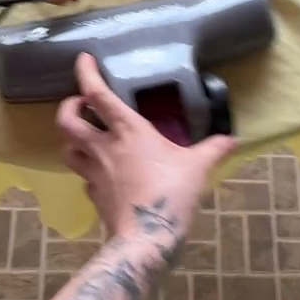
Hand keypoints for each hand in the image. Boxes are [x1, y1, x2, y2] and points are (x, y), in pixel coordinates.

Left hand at [56, 53, 237, 240]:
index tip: (83, 59)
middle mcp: (104, 147)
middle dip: (68, 108)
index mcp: (127, 130)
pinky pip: (84, 178)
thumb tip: (233, 139)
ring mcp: (95, 173)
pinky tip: (102, 174)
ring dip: (72, 140)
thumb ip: (213, 149)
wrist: (146, 240)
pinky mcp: (94, 196)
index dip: (86, 74)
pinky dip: (88, 171)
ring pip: (68, 150)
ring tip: (85, 136)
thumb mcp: (198, 167)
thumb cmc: (170, 194)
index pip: (97, 94)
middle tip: (79, 104)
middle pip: (67, 122)